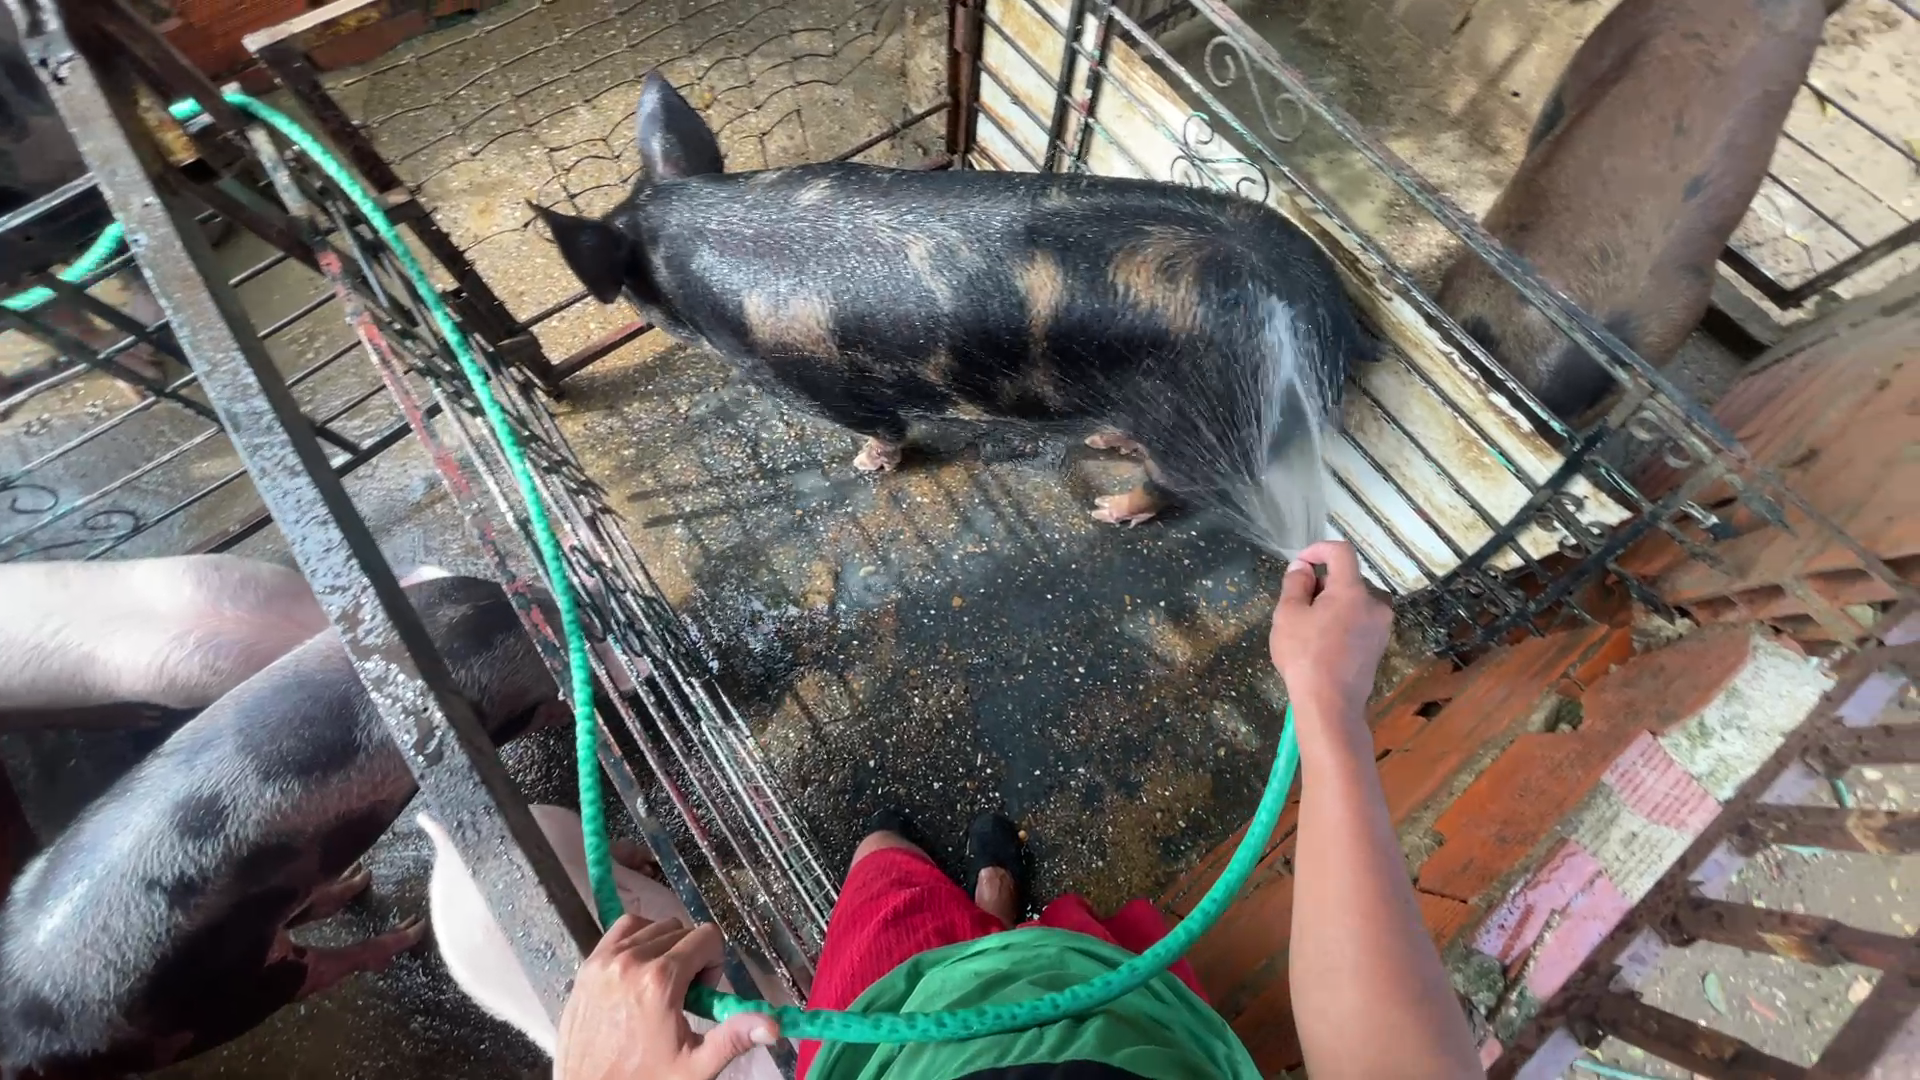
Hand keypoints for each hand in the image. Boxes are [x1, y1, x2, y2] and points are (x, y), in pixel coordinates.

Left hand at [555, 914, 776, 1079]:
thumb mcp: (694, 1069)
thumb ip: (733, 1039)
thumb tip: (773, 1026)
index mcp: (661, 980)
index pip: (707, 937)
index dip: (713, 962)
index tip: (702, 994)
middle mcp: (633, 960)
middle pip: (682, 931)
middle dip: (691, 956)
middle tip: (683, 997)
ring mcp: (606, 960)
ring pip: (655, 927)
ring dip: (665, 948)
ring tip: (660, 986)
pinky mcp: (588, 965)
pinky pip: (624, 928)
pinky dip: (638, 938)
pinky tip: (640, 968)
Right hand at [1269, 540, 1392, 722]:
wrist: (1330, 703)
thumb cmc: (1304, 655)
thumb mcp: (1288, 615)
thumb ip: (1295, 584)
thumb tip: (1302, 568)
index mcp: (1352, 591)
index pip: (1341, 552)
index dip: (1318, 549)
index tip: (1299, 563)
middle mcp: (1375, 603)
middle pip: (1346, 578)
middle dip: (1320, 583)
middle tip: (1295, 604)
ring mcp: (1381, 625)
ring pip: (1352, 599)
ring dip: (1330, 603)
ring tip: (1307, 626)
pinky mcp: (1379, 644)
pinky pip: (1358, 618)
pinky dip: (1340, 619)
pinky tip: (1322, 641)